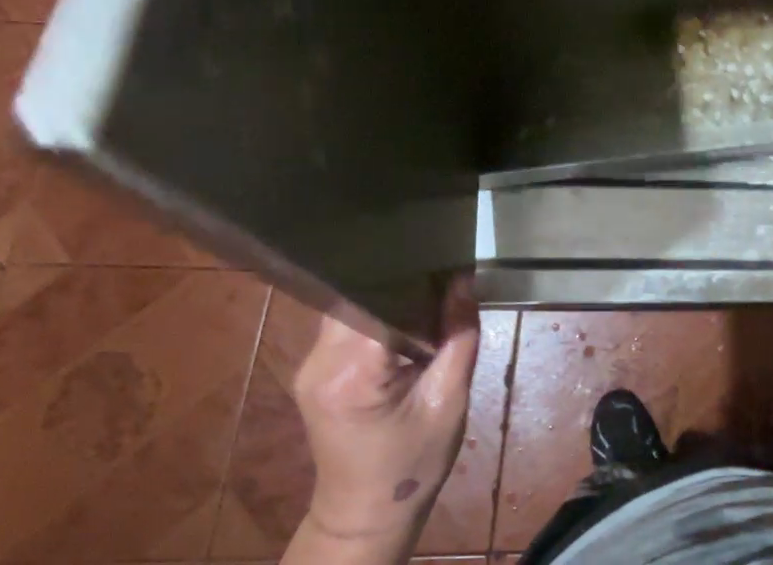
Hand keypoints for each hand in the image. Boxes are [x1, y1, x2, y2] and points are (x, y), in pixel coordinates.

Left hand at [294, 278, 480, 543]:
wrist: (368, 513)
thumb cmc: (414, 463)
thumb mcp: (449, 399)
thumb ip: (458, 334)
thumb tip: (463, 277)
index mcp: (353, 372)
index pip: (377, 298)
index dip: (411, 275)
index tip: (445, 260)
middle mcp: (319, 362)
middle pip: (358, 296)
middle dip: (399, 281)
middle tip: (441, 270)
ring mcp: (310, 366)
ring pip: (350, 305)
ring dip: (387, 295)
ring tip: (427, 290)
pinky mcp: (314, 370)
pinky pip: (346, 323)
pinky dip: (376, 313)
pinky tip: (405, 316)